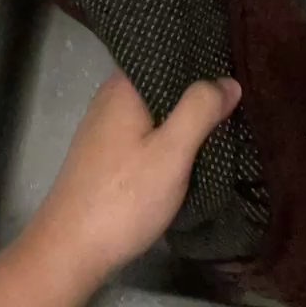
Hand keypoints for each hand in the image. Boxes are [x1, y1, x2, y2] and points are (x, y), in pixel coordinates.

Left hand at [18, 71, 242, 286]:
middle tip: (236, 100)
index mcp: (124, 85)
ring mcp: (104, 126)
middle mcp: (110, 97)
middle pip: (161, 83)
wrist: (70, 250)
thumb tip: (228, 81)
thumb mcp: (172, 153)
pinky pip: (143, 131)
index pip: (167, 56)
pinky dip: (165, 136)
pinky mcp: (104, 153)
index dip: (200, 61)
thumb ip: (199, 111)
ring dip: (181, 118)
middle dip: (195, 93)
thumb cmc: (124, 198)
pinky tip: (186, 151)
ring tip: (220, 123)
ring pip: (153, 110)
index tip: (232, 67)